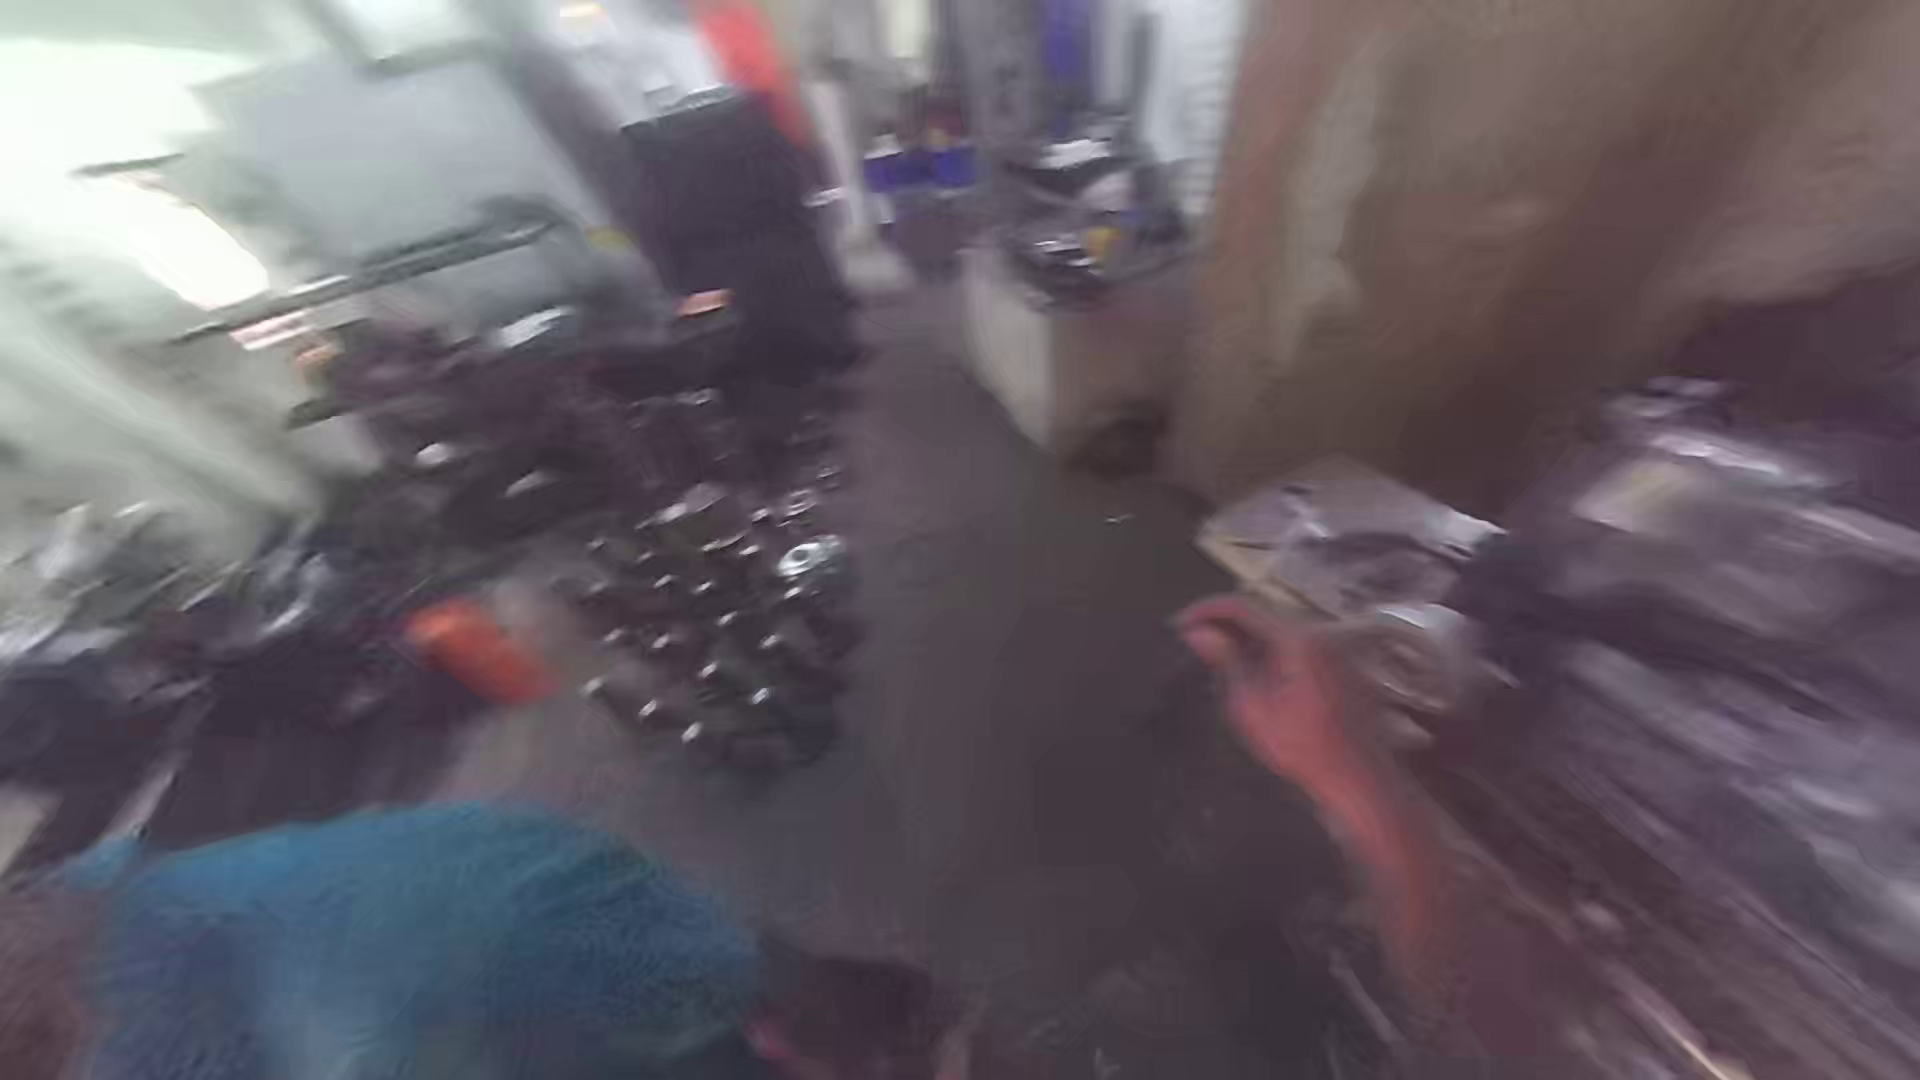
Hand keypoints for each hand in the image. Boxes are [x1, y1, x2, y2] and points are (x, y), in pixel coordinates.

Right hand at [1177, 594, 1372, 789]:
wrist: (1361, 782)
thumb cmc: (1300, 747)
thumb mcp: (1250, 704)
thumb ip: (1225, 660)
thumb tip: (1197, 632)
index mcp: (1299, 638)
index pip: (1242, 605)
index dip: (1206, 610)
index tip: (1180, 624)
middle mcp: (1322, 631)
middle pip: (1262, 610)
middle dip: (1224, 620)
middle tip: (1194, 636)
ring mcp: (1336, 646)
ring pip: (1279, 625)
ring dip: (1245, 632)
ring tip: (1215, 650)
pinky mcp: (1343, 662)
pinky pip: (1297, 640)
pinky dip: (1268, 644)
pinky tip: (1249, 664)